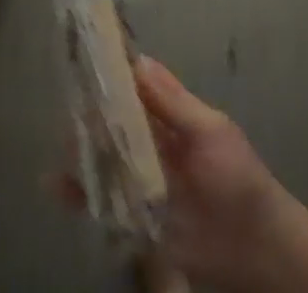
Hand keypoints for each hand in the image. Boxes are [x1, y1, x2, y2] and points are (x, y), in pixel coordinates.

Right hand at [55, 57, 305, 290]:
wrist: (252, 247)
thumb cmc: (237, 179)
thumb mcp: (210, 133)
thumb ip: (174, 102)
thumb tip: (140, 60)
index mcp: (174, 119)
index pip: (136, 91)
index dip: (112, 77)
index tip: (83, 61)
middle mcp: (153, 146)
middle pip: (114, 126)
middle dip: (90, 117)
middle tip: (63, 109)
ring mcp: (142, 182)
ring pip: (104, 160)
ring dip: (82, 152)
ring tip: (59, 144)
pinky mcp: (134, 217)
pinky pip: (101, 201)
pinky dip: (78, 192)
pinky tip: (55, 185)